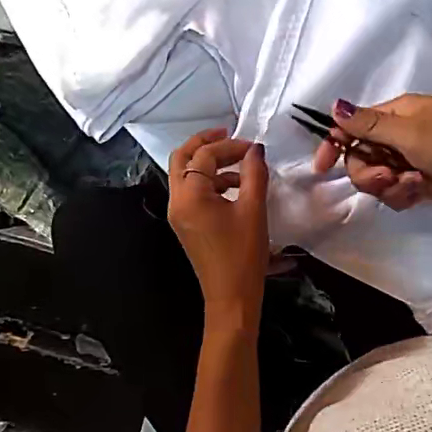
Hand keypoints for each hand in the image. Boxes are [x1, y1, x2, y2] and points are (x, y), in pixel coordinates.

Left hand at [167, 128, 269, 325]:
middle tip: (229, 135)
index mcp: (189, 196)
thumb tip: (255, 150)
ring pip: (185, 176)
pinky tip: (234, 187)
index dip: (229, 146)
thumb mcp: (253, 209)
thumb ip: (254, 174)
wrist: (231, 297)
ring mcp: (178, 215)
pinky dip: (209, 182)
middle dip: (204, 144)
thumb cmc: (243, 254)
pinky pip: (191, 193)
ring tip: (240, 165)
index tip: (254, 148)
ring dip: (209, 164)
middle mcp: (176, 202)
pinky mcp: (185, 225)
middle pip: (181, 159)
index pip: (204, 156)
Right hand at [309, 95, 431, 217]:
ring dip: (387, 185)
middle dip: (367, 171)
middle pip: (361, 156)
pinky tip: (419, 193)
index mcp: (398, 113)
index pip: (354, 126)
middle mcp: (401, 135)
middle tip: (385, 177)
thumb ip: (368, 125)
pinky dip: (402, 194)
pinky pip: (394, 192)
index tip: (321, 167)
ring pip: (376, 178)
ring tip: (410, 184)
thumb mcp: (410, 131)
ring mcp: (411, 160)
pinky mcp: (421, 184)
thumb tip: (334, 106)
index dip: (335, 144)